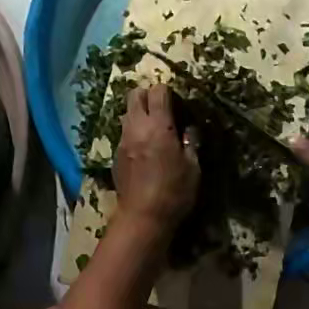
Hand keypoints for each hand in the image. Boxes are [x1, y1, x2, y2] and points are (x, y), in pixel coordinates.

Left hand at [114, 84, 199, 228]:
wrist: (143, 217)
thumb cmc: (174, 192)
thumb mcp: (193, 168)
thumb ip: (191, 143)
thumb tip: (190, 129)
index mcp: (158, 127)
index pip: (158, 92)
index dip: (167, 91)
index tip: (177, 102)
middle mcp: (136, 128)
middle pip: (134, 95)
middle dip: (147, 95)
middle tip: (162, 108)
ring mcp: (122, 141)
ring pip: (127, 114)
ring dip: (139, 114)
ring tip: (154, 128)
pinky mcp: (115, 155)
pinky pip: (124, 133)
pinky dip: (134, 133)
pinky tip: (145, 149)